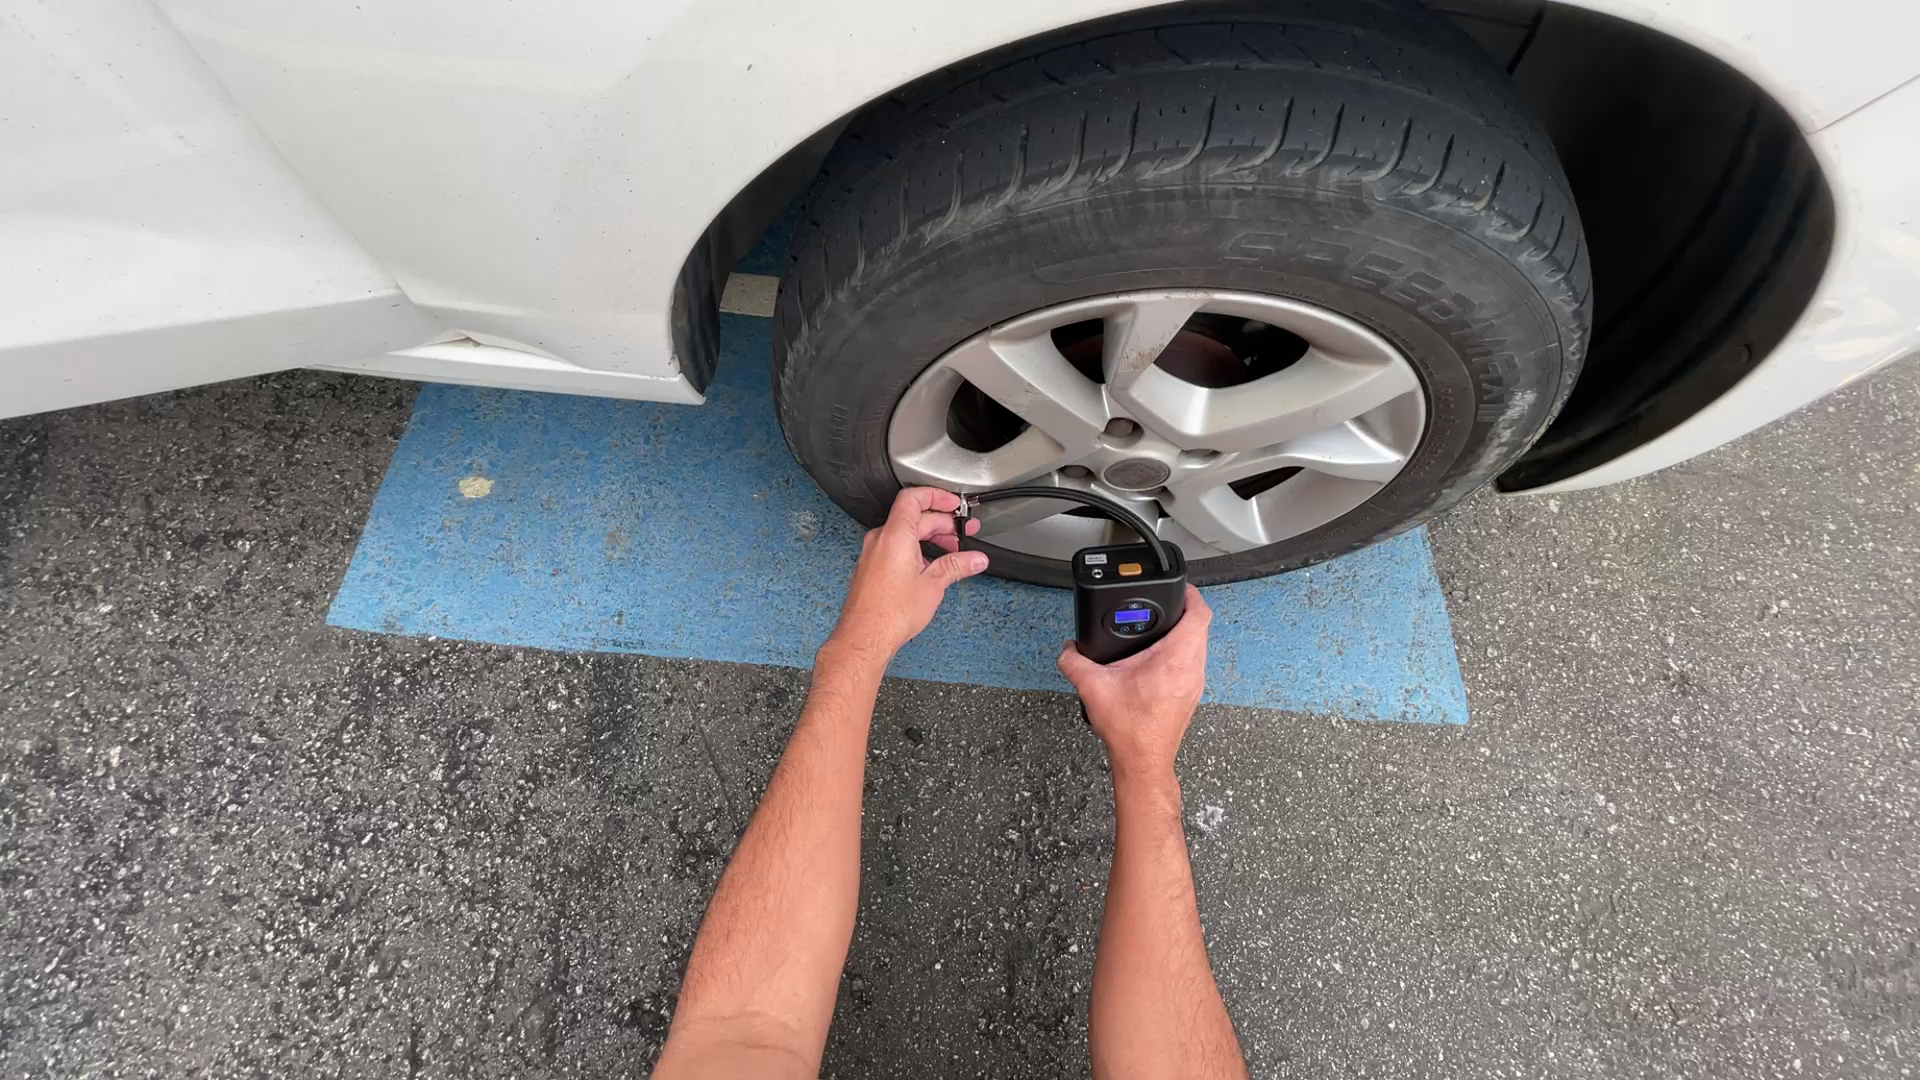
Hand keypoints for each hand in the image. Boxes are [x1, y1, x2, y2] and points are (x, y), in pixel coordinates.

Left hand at [828, 487, 986, 658]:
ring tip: (952, 552)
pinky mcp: (871, 567)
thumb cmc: (889, 613)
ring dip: (930, 538)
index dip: (937, 496)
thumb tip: (975, 559)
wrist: (865, 636)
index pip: (914, 498)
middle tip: (963, 533)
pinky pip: (895, 547)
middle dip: (942, 523)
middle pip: (914, 517)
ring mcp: (873, 553)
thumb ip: (957, 566)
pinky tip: (930, 566)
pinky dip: (915, 550)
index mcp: (896, 535)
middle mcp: (880, 539)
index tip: (954, 505)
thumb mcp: (932, 585)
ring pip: (905, 533)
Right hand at [1058, 586, 1211, 779]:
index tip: (1181, 587)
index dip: (1192, 595)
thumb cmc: (1129, 730)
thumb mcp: (1092, 687)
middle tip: (1170, 601)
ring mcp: (1194, 683)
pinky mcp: (1191, 693)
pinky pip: (1194, 660)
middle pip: (1201, 627)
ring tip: (1165, 623)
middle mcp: (1191, 670)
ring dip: (1186, 631)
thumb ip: (1074, 661)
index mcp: (1173, 661)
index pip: (1198, 615)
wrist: (1143, 761)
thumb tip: (1069, 648)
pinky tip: (1161, 654)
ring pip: (1200, 644)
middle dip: (1186, 610)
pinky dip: (1182, 649)